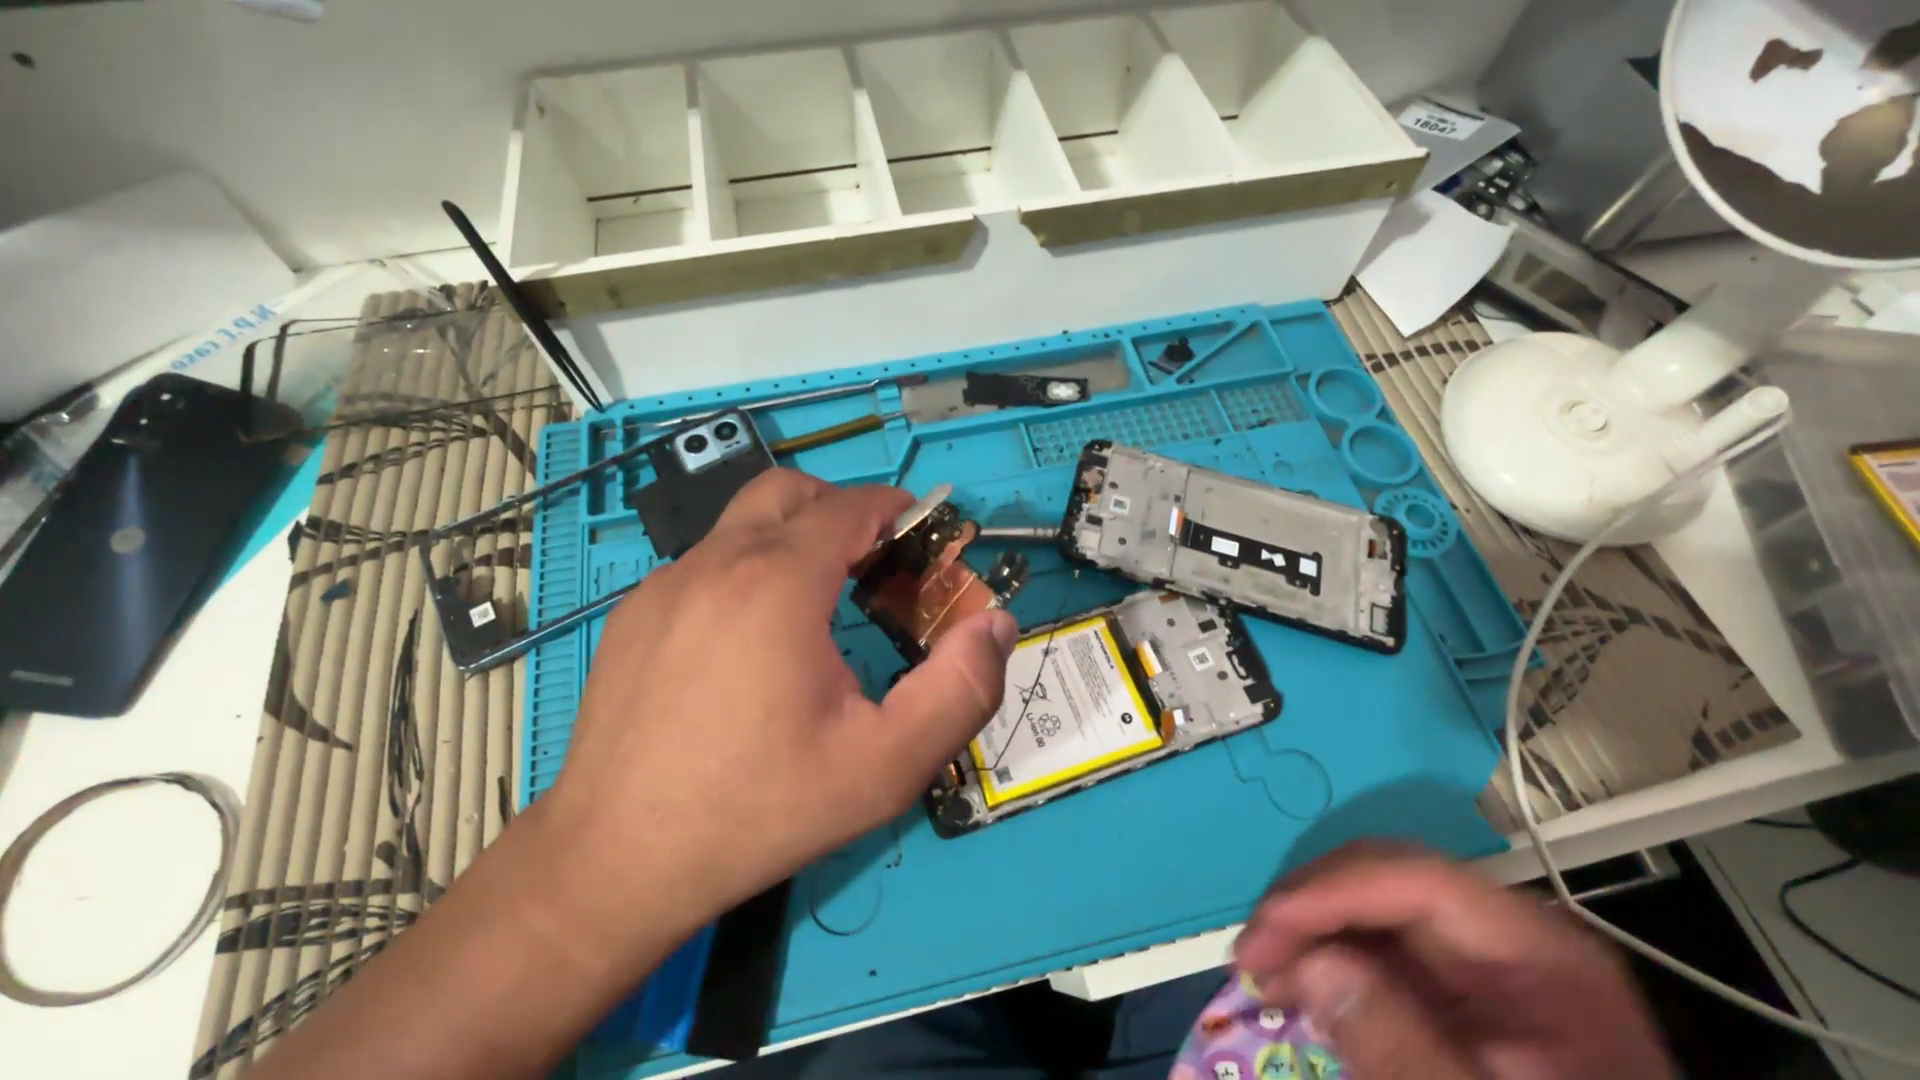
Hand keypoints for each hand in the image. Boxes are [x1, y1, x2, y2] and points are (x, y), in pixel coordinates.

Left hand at [545, 470, 1017, 934]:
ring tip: (818, 611)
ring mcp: (661, 588)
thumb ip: (960, 690)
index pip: (850, 506)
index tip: (925, 538)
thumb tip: (995, 625)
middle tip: (875, 566)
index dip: (897, 510)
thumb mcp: (885, 765)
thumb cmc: (760, 809)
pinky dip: (743, 577)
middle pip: (788, 492)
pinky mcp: (631, 619)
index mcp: (778, 583)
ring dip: (790, 543)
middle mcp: (713, 564)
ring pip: (738, 528)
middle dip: (841, 510)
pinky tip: (749, 652)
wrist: (618, 859)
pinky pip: (701, 570)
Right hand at [1233, 845, 1675, 1079]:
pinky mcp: (1472, 995)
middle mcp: (1513, 937)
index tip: (1260, 936)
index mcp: (1539, 953)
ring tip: (1263, 980)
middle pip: (1390, 884)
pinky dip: (1335, 964)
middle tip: (1250, 962)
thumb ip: (1403, 1049)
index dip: (1327, 892)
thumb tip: (1309, 962)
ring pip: (1379, 911)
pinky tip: (1302, 992)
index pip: (1416, 880)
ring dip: (1313, 934)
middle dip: (1310, 910)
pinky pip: (1388, 954)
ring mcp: (1493, 964)